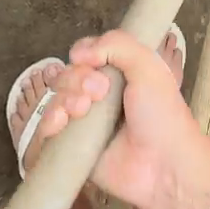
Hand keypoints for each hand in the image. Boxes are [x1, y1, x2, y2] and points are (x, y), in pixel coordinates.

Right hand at [33, 29, 204, 208]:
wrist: (162, 163)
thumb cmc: (161, 112)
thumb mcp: (148, 66)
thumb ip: (118, 45)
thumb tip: (78, 51)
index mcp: (119, 73)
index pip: (86, 53)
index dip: (85, 53)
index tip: (93, 61)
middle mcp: (100, 95)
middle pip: (68, 75)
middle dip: (76, 78)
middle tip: (99, 91)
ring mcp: (85, 123)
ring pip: (56, 100)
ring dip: (64, 99)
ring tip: (82, 110)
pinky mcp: (72, 150)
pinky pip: (47, 133)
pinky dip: (48, 123)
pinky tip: (60, 123)